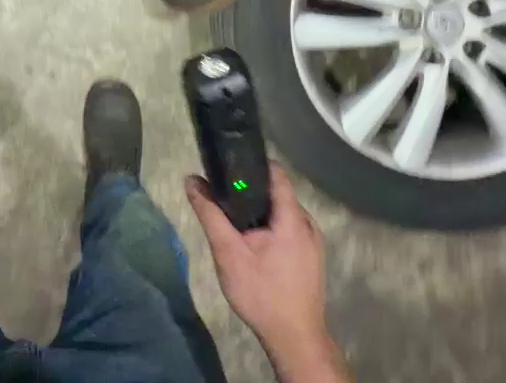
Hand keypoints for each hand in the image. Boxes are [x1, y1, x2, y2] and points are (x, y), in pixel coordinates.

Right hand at [186, 163, 349, 382]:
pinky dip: (271, 228)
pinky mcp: (312, 259)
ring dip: (260, 212)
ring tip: (235, 220)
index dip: (253, 164)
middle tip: (224, 196)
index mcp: (292, 218)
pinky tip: (253, 244)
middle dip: (251, 191)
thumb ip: (210, 214)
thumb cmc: (262, 293)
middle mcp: (308, 224)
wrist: (294, 340)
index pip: (277, 173)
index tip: (229, 164)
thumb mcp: (228, 253)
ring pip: (283, 213)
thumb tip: (191, 180)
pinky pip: (290, 229)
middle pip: (278, 193)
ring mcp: (314, 243)